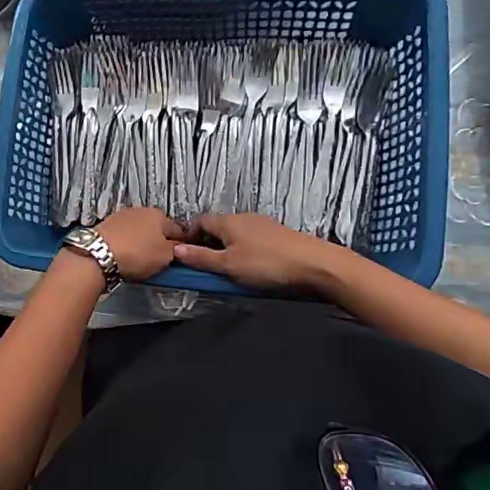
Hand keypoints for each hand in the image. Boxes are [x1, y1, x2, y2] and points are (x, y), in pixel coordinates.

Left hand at [91, 208, 185, 281]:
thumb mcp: (166, 256)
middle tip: (157, 261)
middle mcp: (141, 210)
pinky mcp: (106, 224)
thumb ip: (177, 249)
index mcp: (159, 215)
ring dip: (141, 242)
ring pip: (139, 231)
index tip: (177, 259)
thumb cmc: (137, 254)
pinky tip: (124, 254)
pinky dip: (126, 243)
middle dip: (159, 242)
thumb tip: (179, 246)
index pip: (178, 230)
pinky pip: (124, 235)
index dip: (180, 246)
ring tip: (138, 259)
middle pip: (157, 229)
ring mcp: (122, 216)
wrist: (98, 255)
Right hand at [172, 213, 343, 290]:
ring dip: (227, 250)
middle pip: (217, 228)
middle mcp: (243, 218)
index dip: (189, 237)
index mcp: (227, 221)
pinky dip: (244, 251)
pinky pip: (251, 240)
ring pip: (235, 234)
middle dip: (208, 245)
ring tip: (228, 271)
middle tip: (205, 267)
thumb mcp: (228, 265)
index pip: (200, 222)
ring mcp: (262, 225)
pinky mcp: (276, 235)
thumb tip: (176, 250)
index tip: (185, 255)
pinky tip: (251, 268)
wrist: (313, 263)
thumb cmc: (266, 264)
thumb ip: (201, 258)